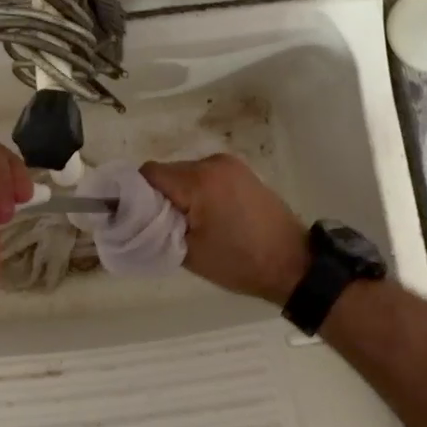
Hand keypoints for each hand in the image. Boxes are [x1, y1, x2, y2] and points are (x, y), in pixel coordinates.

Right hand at [140, 154, 308, 305]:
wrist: (294, 263)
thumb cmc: (239, 263)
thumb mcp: (188, 252)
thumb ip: (155, 229)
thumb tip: (132, 217)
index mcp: (199, 180)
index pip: (149, 174)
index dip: (134, 195)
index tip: (134, 219)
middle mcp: (213, 162)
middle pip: (166, 172)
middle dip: (158, 197)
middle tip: (161, 228)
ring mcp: (229, 164)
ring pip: (184, 174)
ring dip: (178, 195)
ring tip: (186, 226)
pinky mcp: (240, 172)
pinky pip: (204, 176)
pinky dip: (196, 192)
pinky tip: (206, 217)